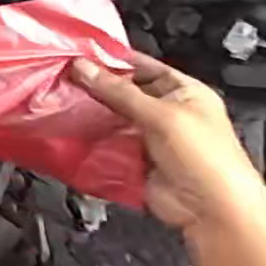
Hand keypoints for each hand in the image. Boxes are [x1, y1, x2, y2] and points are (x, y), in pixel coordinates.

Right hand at [69, 52, 265, 240]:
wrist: (213, 214)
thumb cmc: (205, 159)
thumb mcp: (162, 116)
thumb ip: (117, 90)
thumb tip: (80, 65)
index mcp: (183, 91)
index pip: (140, 63)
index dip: (109, 56)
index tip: (74, 50)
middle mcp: (164, 108)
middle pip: (119, 87)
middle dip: (90, 81)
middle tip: (56, 71)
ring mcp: (145, 131)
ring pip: (107, 110)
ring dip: (85, 105)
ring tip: (53, 91)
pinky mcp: (129, 152)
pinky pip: (101, 133)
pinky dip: (84, 128)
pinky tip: (62, 118)